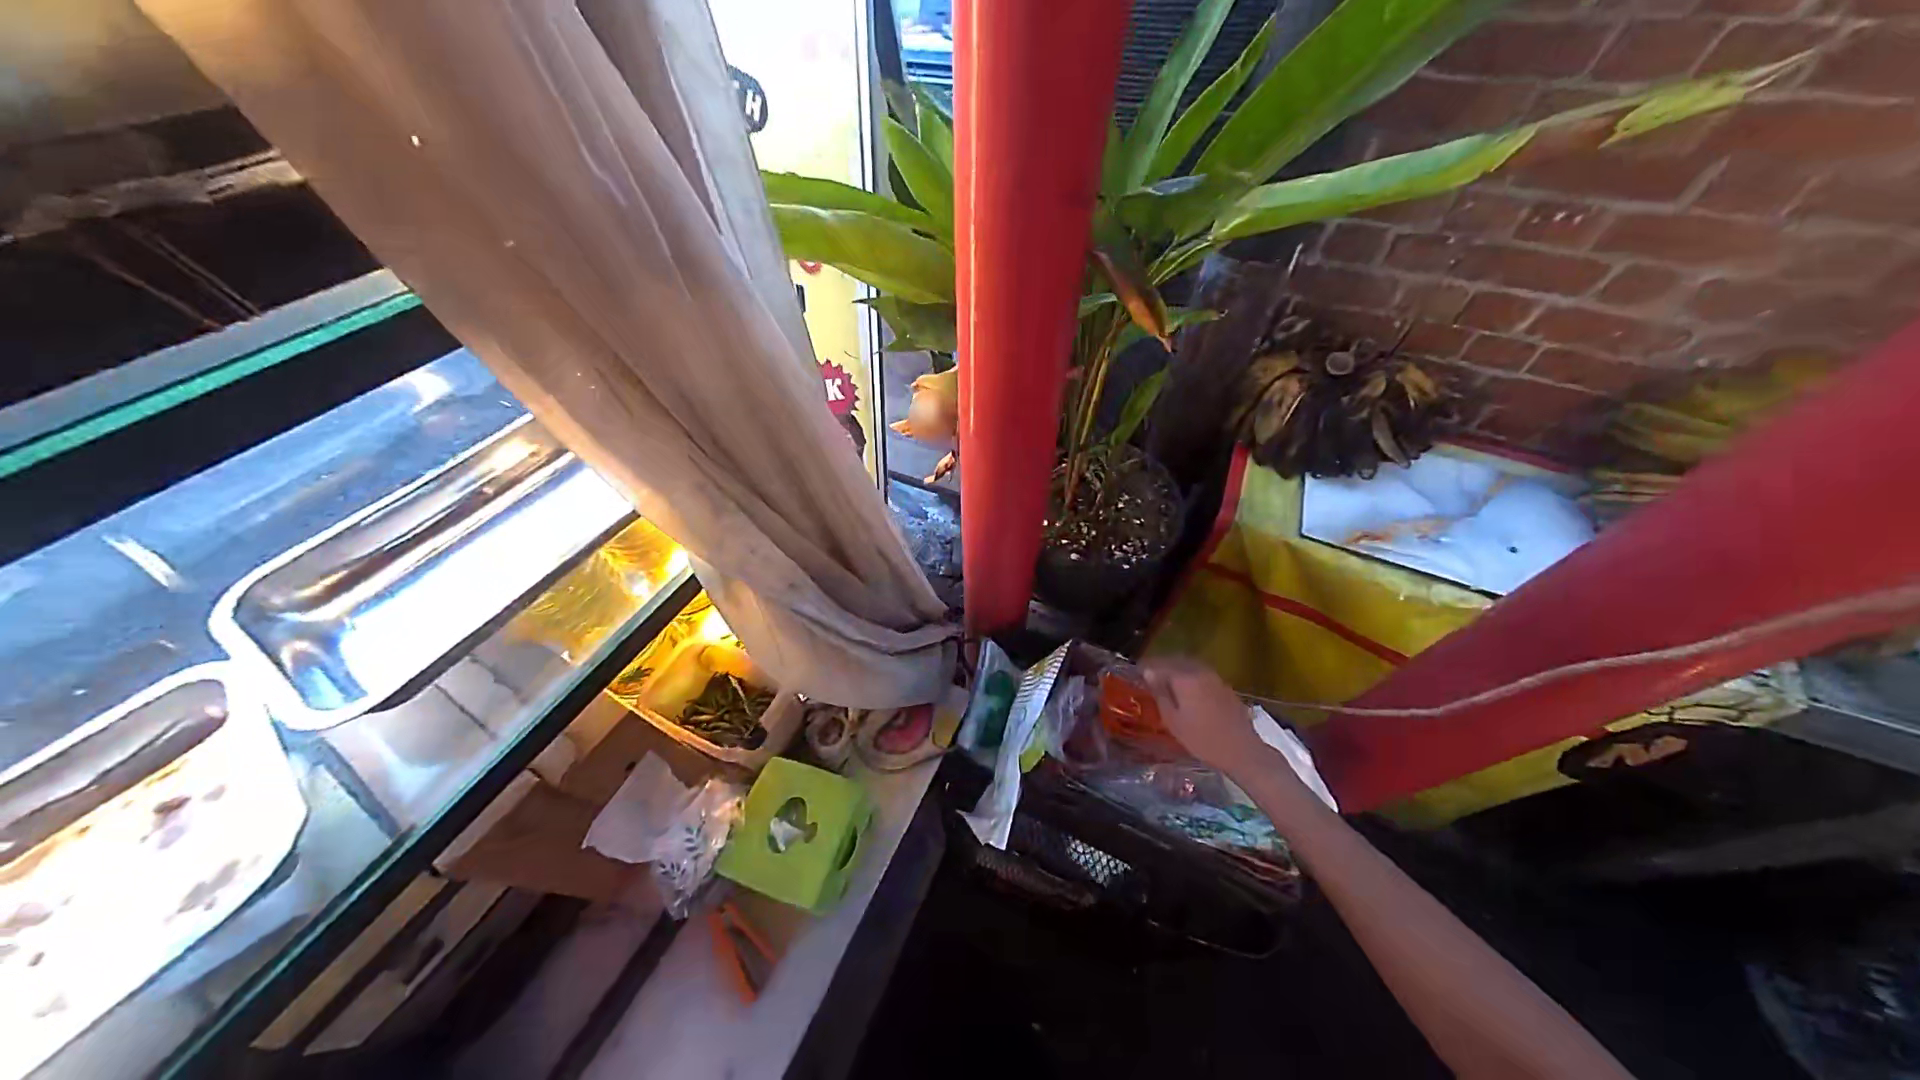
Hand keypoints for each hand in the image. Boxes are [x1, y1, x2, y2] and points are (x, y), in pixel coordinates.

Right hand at [1139, 658, 1271, 775]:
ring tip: (1166, 681)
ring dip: (1176, 669)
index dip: (1146, 666)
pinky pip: (1201, 674)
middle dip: (1161, 665)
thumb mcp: (1173, 720)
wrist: (1241, 750)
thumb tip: (1149, 673)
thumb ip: (1160, 693)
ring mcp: (1215, 678)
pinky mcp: (1225, 687)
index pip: (1159, 664)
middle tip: (1149, 675)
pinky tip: (1187, 689)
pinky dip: (1190, 676)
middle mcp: (1200, 671)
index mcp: (1184, 678)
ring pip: (1190, 666)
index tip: (1136, 671)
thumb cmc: (1202, 739)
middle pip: (1176, 661)